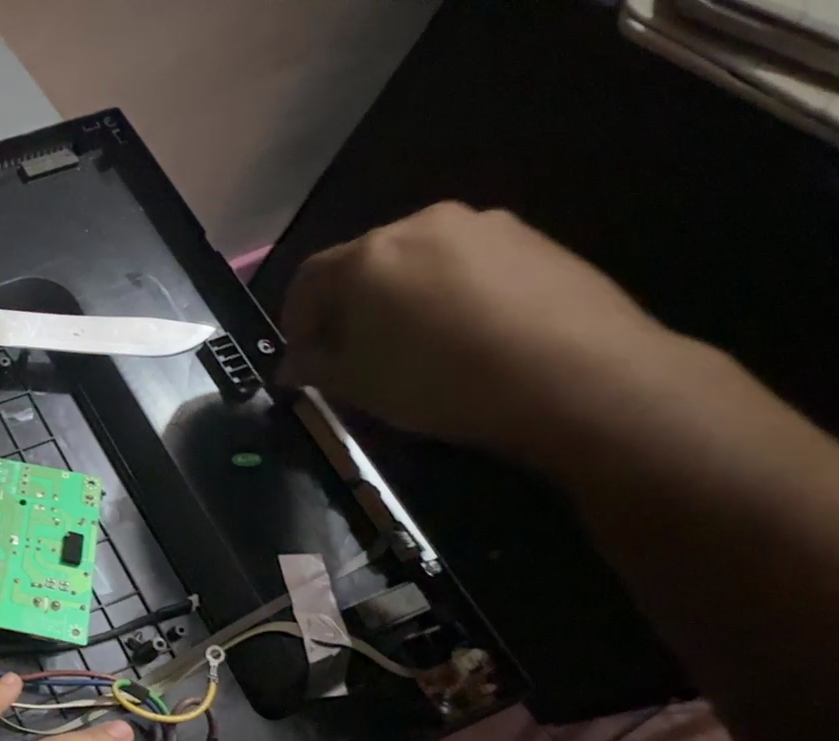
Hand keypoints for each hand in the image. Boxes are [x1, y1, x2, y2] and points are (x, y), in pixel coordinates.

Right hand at [278, 202, 678, 464]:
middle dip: (350, 306)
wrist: (576, 376)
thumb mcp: (358, 387)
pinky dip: (451, 292)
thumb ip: (315, 367)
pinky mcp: (532, 238)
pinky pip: (467, 264)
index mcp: (365, 257)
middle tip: (356, 353)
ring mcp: (481, 225)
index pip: (306, 281)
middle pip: (364, 264)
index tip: (304, 358)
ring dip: (402, 296)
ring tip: (416, 344)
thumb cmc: (440, 382)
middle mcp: (418, 225)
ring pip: (417, 261)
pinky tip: (467, 334)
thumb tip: (293, 364)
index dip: (296, 321)